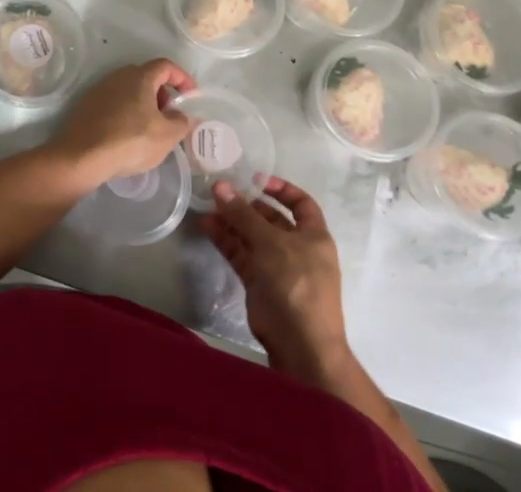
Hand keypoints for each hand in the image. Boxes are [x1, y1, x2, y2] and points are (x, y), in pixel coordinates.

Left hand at [52, 59, 196, 184]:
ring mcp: (98, 90)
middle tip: (169, 116)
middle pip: (146, 77)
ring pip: (128, 91)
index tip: (190, 96)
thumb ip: (182, 121)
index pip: (165, 65)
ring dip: (143, 104)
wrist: (81, 156)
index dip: (182, 78)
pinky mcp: (85, 106)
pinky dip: (126, 113)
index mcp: (138, 77)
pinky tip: (127, 135)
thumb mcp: (167, 135)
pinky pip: (113, 103)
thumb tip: (183, 116)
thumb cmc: (130, 141)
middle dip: (162, 93)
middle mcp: (116, 77)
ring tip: (150, 129)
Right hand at [200, 175, 349, 382]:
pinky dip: (226, 240)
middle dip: (247, 205)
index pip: (301, 204)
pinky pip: (241, 254)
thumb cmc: (296, 284)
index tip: (254, 180)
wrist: (300, 341)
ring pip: (252, 237)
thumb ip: (243, 215)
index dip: (281, 189)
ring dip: (232, 222)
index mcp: (314, 236)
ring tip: (208, 207)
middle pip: (271, 219)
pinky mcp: (259, 281)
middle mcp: (296, 248)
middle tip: (221, 193)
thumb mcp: (271, 244)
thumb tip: (220, 186)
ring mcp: (277, 266)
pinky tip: (207, 227)